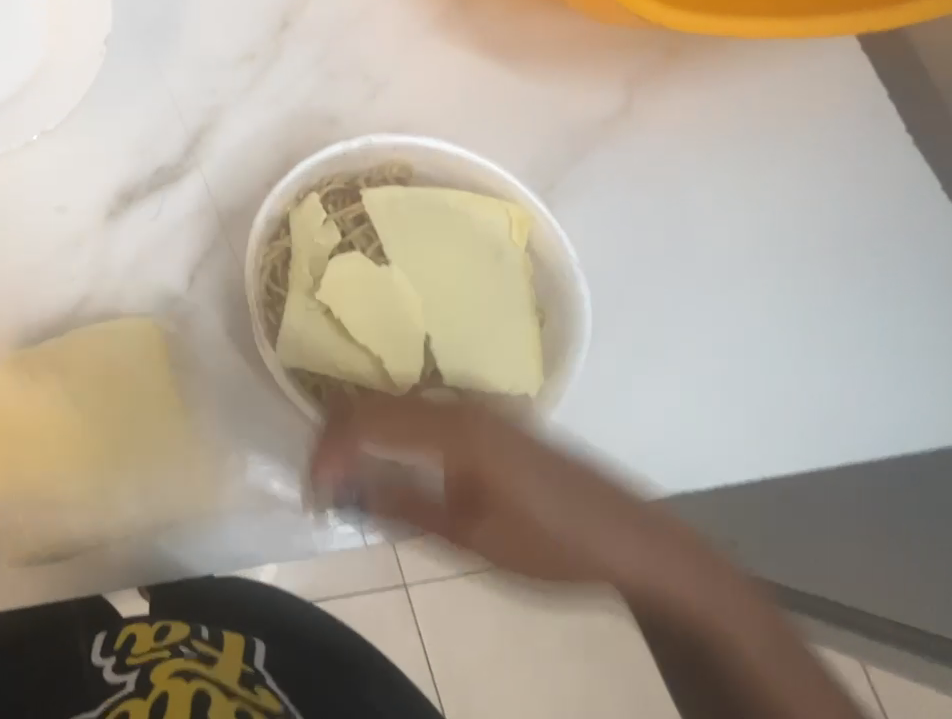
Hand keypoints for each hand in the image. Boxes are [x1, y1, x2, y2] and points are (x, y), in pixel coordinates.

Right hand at [312, 395, 714, 603]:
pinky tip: (384, 467)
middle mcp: (456, 406)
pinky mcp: (485, 420)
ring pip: (389, 407)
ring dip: (357, 437)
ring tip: (344, 482)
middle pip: (368, 405)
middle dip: (333, 443)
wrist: (638, 545)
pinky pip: (414, 414)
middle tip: (320, 488)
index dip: (326, 452)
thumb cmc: (554, 546)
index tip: (312, 492)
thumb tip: (340, 490)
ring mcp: (473, 409)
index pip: (360, 422)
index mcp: (451, 430)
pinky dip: (385, 435)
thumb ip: (399, 506)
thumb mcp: (470, 537)